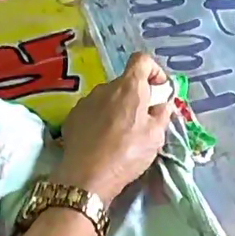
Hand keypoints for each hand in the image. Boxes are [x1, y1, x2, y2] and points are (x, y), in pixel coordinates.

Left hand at [53, 53, 171, 199]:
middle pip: (123, 83)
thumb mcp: (155, 136)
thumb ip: (162, 115)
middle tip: (142, 121)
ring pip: (107, 98)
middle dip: (135, 97)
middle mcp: (104, 88)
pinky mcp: (72, 117)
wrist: (87, 176)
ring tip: (120, 134)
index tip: (159, 89)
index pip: (142, 60)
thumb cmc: (127, 153)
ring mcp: (85, 101)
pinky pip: (91, 112)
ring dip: (116, 109)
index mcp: (129, 87)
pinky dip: (100, 120)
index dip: (153, 70)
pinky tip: (102, 141)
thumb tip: (162, 104)